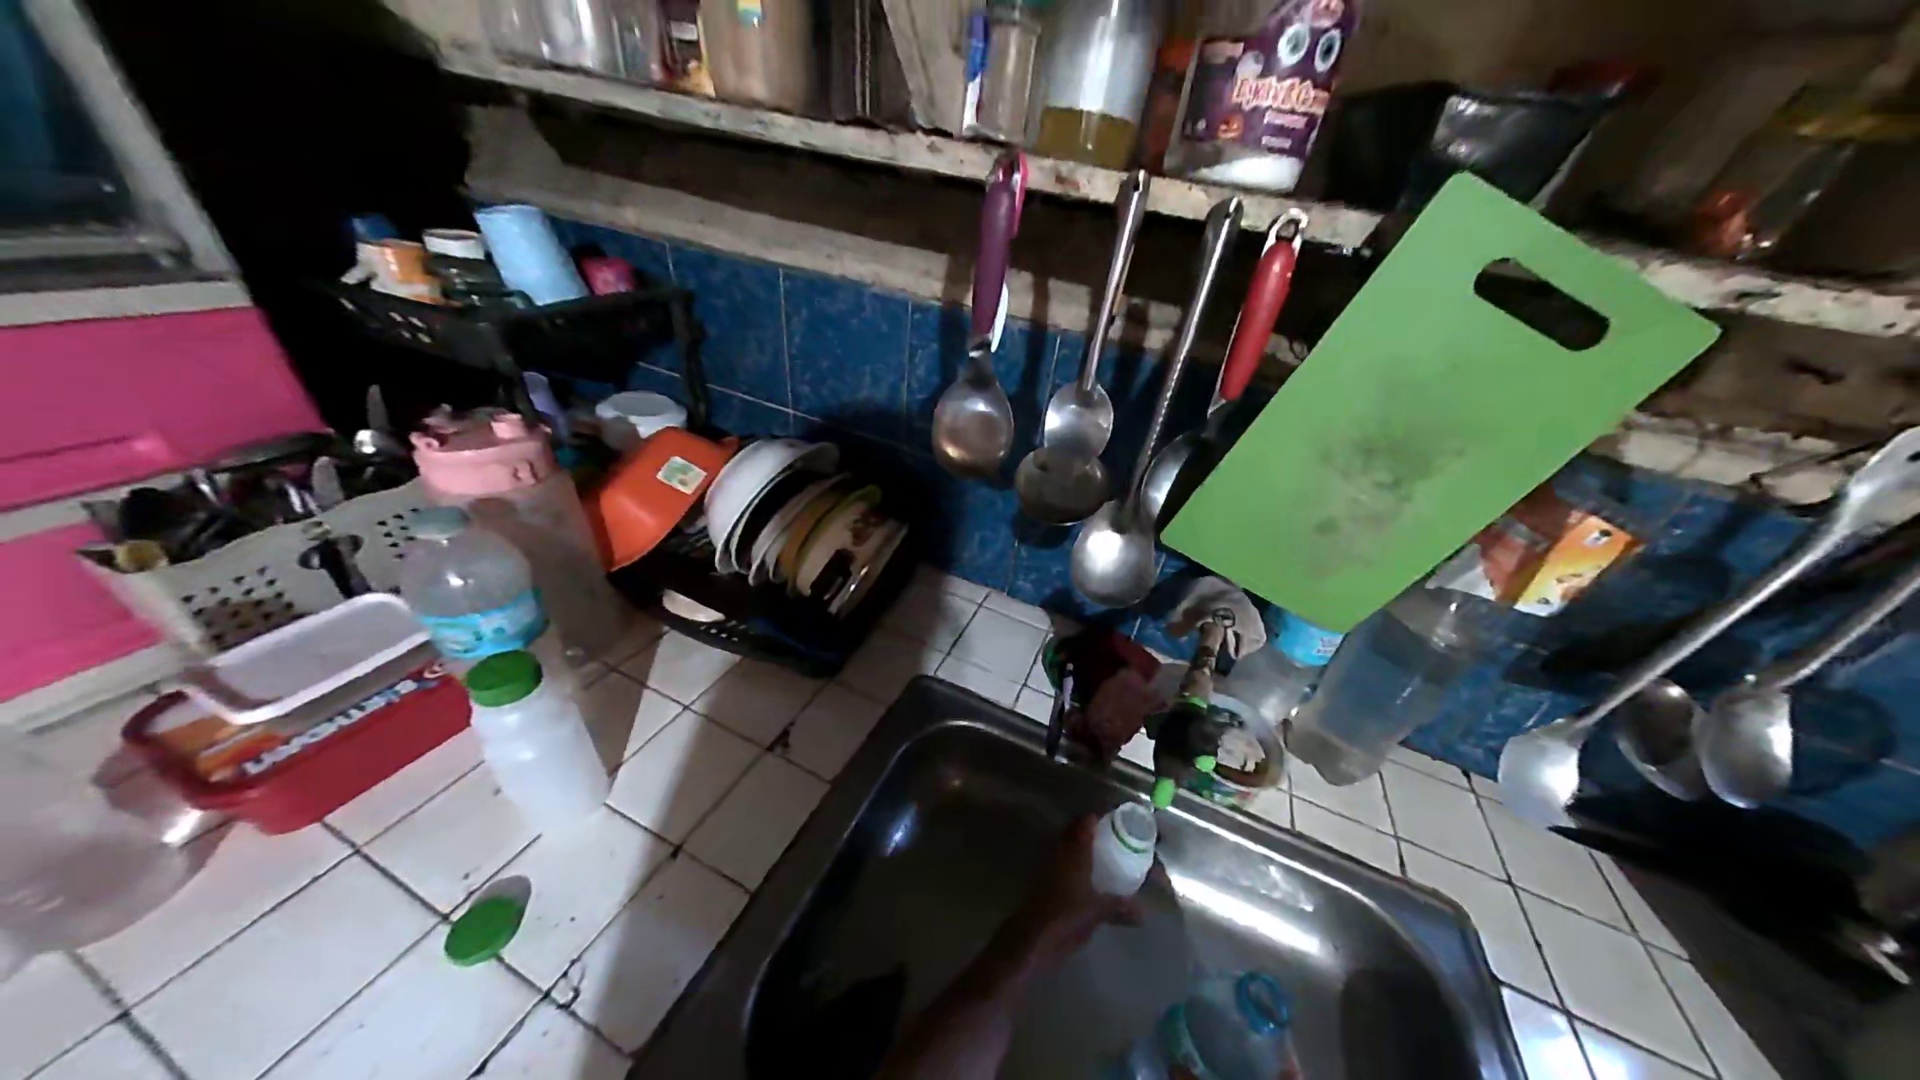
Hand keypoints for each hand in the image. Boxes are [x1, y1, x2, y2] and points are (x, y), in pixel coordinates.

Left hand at [998, 814, 1145, 970]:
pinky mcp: (1044, 881)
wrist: (1036, 935)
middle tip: (1104, 833)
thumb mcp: (1099, 911)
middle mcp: (1061, 853)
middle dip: (1085, 829)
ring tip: (1095, 851)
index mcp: (1075, 853)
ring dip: (1076, 844)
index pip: (1083, 824)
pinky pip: (1059, 863)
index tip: (1108, 818)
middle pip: (1071, 831)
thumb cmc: (1069, 915)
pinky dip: (1070, 862)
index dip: (1094, 818)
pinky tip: (1082, 875)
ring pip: (1064, 845)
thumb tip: (1143, 914)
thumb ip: (1120, 908)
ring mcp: (1050, 866)